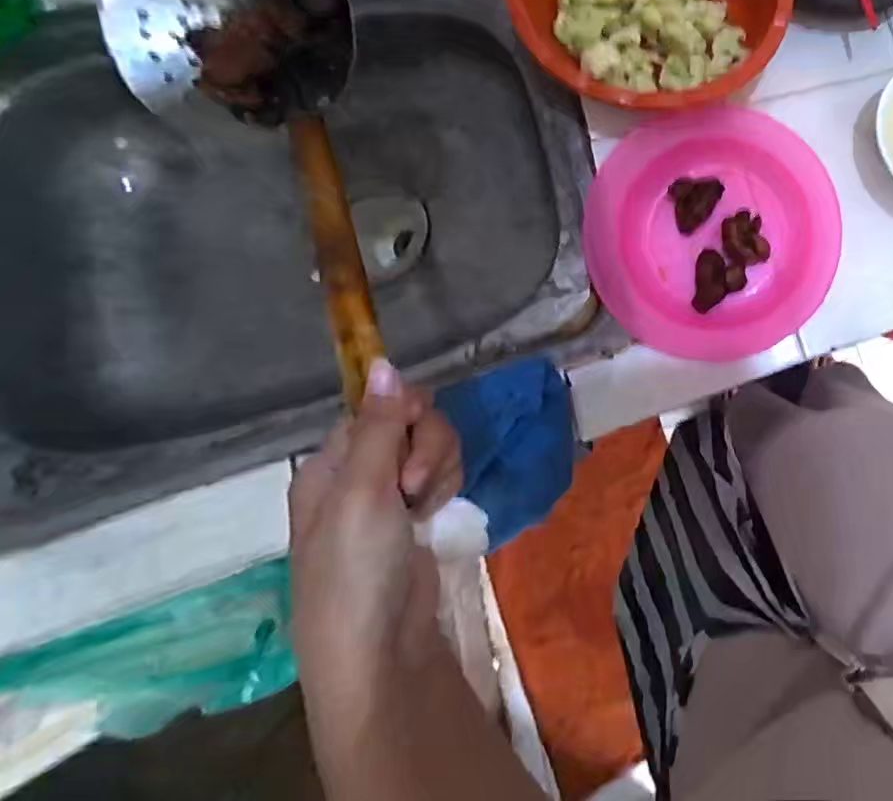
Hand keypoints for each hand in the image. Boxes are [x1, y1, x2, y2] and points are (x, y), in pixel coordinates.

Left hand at [288, 359, 462, 709]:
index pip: (376, 409)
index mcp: (330, 465)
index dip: (405, 415)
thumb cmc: (357, 567)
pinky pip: (444, 474)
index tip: (414, 441)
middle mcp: (358, 473)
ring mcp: (390, 494)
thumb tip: (383, 362)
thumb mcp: (364, 493)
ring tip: (428, 507)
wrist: (380, 641)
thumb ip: (379, 427)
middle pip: (413, 424)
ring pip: (434, 448)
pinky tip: (438, 512)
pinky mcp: (418, 511)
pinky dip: (449, 486)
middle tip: (416, 487)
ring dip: (443, 468)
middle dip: (430, 448)